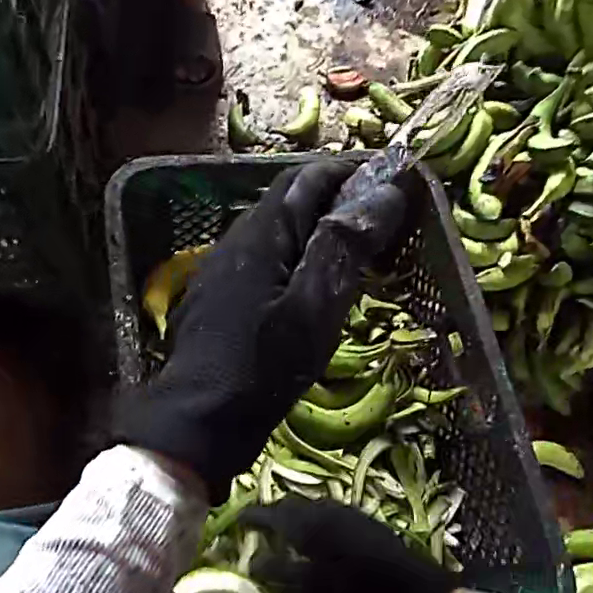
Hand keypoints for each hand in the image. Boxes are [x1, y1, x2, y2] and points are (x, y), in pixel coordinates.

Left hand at [115, 162, 408, 500]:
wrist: (199, 420)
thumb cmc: (263, 366)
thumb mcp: (314, 309)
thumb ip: (344, 248)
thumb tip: (385, 192)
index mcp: (262, 233)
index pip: (310, 178)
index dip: (353, 171)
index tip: (393, 178)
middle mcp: (238, 239)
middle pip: (292, 201)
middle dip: (339, 197)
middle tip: (383, 214)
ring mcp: (225, 269)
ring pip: (280, 231)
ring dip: (320, 227)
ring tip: (359, 246)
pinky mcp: (222, 296)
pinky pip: (268, 259)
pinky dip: (301, 256)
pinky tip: (316, 282)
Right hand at [244, 496, 459, 592]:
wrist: (405, 584)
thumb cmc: (350, 589)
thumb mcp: (308, 588)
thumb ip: (278, 572)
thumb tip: (252, 560)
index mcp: (306, 522)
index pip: (271, 512)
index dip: (253, 515)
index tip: (237, 518)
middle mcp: (325, 508)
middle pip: (292, 505)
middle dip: (274, 512)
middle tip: (260, 524)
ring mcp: (347, 511)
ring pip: (313, 506)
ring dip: (297, 515)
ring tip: (287, 529)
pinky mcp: (364, 519)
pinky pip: (330, 512)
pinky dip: (315, 520)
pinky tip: (319, 535)